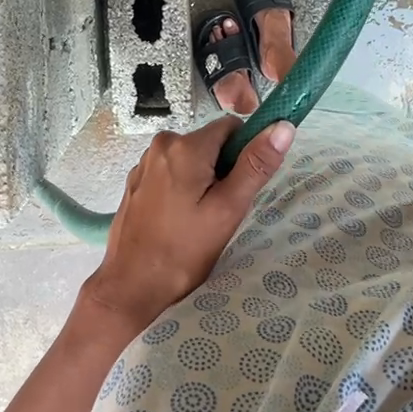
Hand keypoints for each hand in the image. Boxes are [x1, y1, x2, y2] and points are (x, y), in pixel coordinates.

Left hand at [82, 116, 295, 331]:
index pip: (231, 126)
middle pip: (210, 143)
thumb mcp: (228, 209)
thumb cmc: (183, 251)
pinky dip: (180, 188)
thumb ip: (255, 165)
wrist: (130, 285)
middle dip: (222, 170)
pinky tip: (177, 220)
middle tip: (220, 210)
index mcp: (186, 145)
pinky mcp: (136, 178)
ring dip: (201, 180)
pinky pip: (171, 171)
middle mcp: (162, 142)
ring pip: (191, 158)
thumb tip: (282, 126)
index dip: (244, 152)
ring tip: (197, 219)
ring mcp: (145, 160)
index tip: (240, 186)